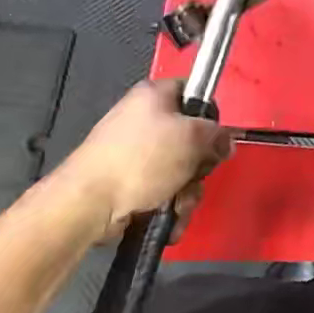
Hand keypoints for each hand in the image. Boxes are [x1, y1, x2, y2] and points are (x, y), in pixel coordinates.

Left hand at [52, 79, 232, 241]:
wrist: (88, 202)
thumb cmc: (143, 159)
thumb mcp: (193, 138)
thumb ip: (218, 135)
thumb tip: (225, 143)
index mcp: (154, 95)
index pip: (194, 93)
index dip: (210, 116)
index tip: (216, 139)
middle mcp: (142, 118)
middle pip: (190, 138)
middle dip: (198, 166)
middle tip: (196, 176)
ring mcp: (133, 151)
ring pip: (179, 168)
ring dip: (186, 191)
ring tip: (178, 206)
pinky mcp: (126, 180)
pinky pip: (160, 187)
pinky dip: (168, 204)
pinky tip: (168, 218)